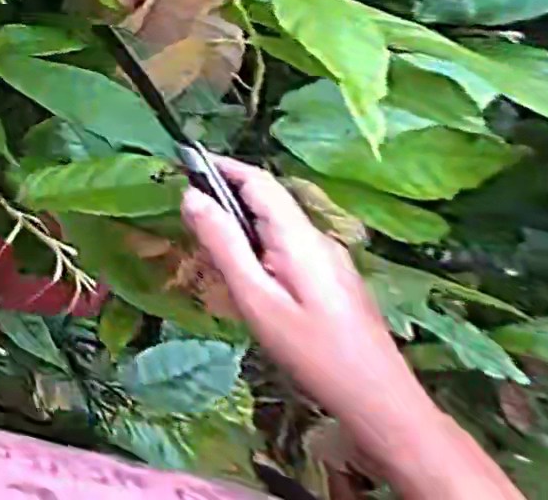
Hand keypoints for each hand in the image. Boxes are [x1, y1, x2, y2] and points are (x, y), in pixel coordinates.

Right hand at [184, 158, 521, 499]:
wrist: (382, 404)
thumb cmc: (310, 349)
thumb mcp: (254, 295)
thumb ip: (221, 241)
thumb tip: (189, 194)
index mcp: (300, 239)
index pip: (259, 182)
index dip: (219, 164)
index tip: (180, 158)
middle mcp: (319, 241)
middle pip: (265, 200)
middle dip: (221, 193)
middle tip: (180, 207)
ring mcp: (329, 260)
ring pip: (272, 223)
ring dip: (235, 220)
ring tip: (202, 241)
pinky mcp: (330, 277)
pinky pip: (282, 243)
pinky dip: (251, 240)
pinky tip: (238, 268)